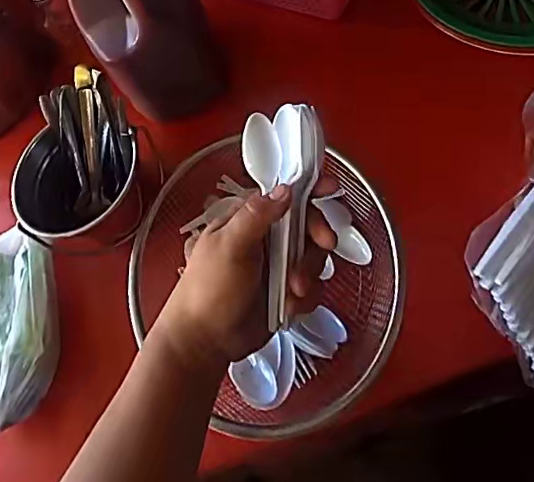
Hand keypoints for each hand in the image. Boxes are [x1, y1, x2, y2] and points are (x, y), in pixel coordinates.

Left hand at [153, 184, 336, 368]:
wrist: (203, 345)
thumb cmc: (207, 291)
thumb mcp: (229, 246)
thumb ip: (256, 215)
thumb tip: (285, 189)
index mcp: (251, 218)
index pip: (285, 193)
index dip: (309, 188)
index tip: (329, 188)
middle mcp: (268, 238)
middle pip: (308, 224)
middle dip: (317, 236)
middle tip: (323, 244)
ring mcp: (278, 265)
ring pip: (313, 255)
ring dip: (310, 272)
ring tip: (293, 289)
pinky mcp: (287, 291)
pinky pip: (313, 285)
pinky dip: (306, 297)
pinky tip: (288, 306)